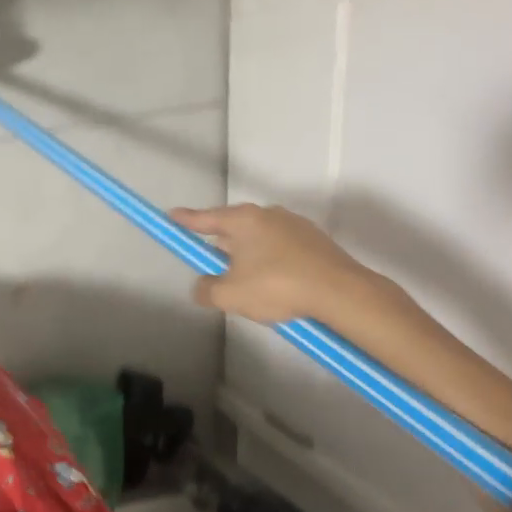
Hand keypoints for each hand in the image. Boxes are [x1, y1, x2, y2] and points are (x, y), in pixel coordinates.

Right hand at [168, 204, 381, 323]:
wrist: (341, 293)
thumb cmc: (277, 287)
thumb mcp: (228, 295)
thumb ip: (206, 289)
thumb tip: (203, 285)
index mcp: (245, 221)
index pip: (205, 218)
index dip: (185, 220)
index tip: (171, 217)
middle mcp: (270, 215)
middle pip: (233, 228)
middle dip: (219, 245)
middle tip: (209, 264)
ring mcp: (296, 226)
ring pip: (259, 240)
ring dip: (246, 257)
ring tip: (244, 283)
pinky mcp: (315, 242)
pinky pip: (280, 249)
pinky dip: (269, 263)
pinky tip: (272, 285)